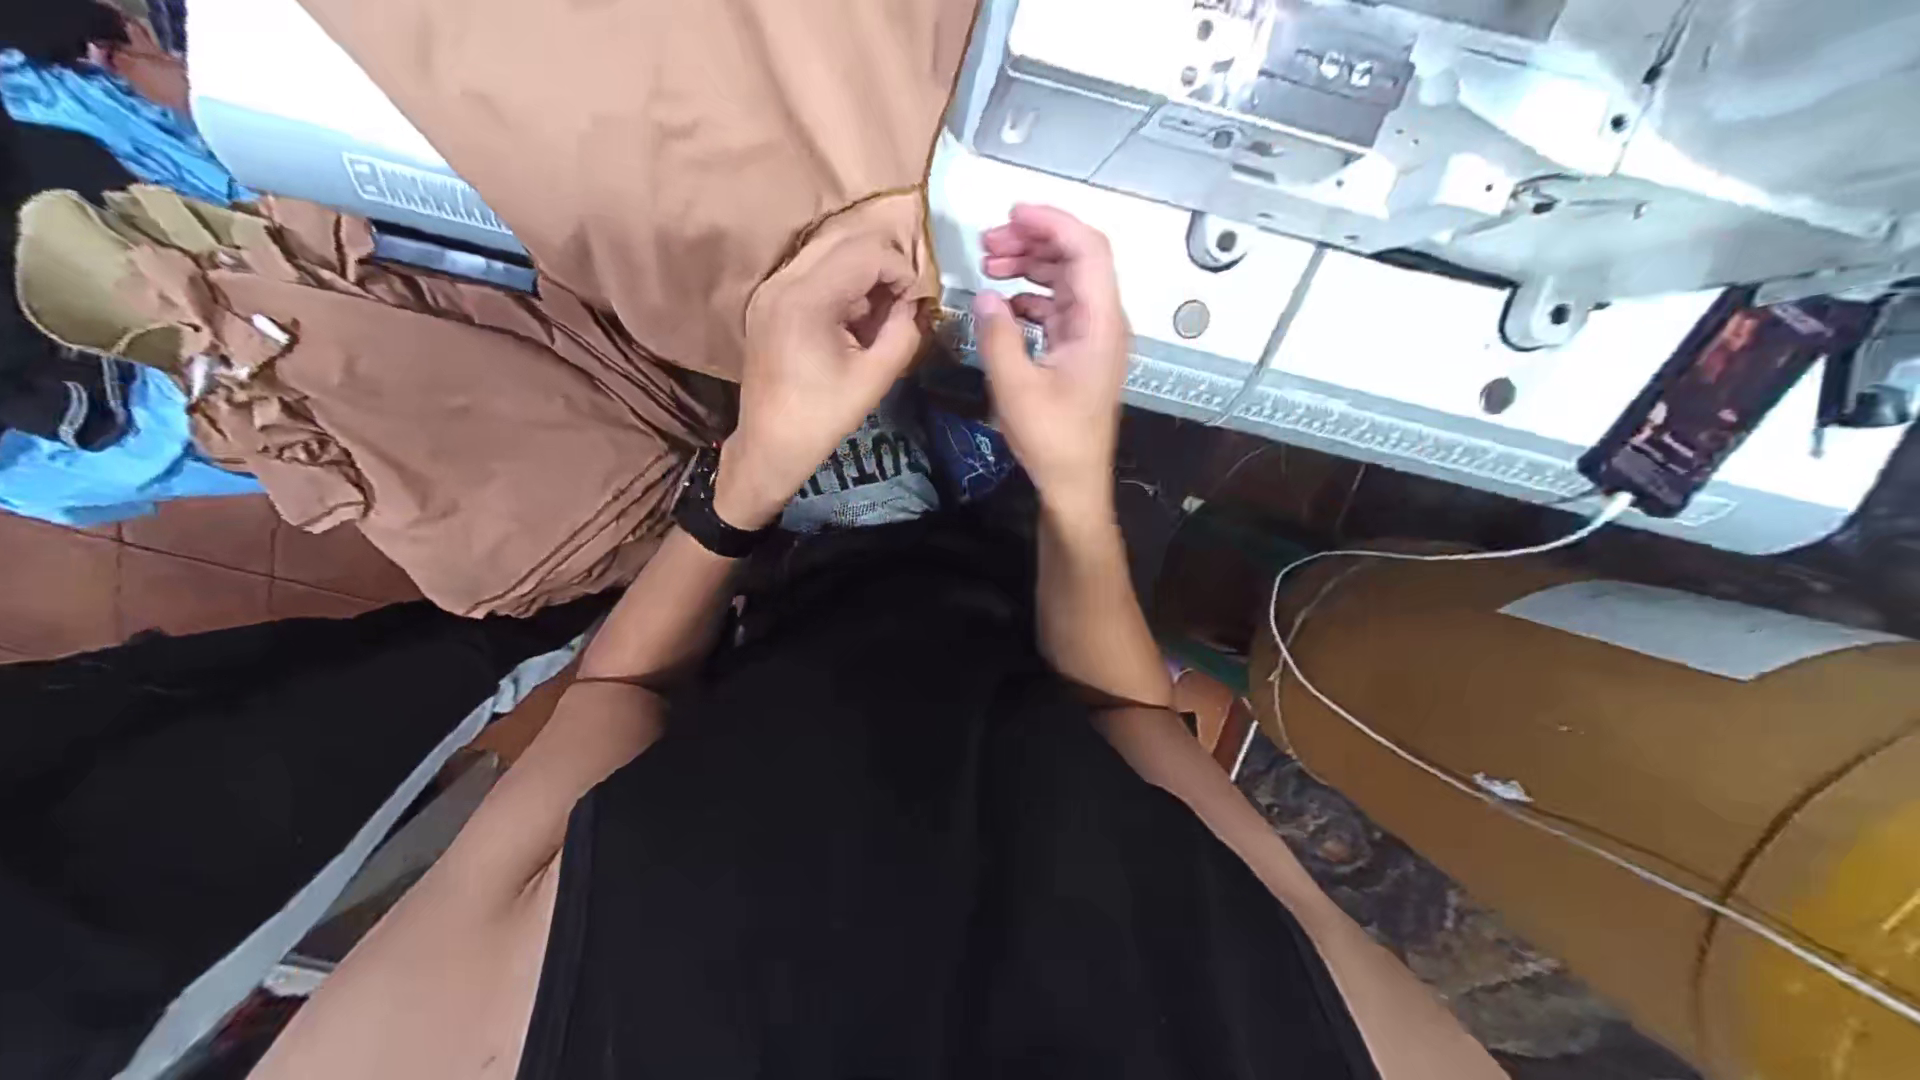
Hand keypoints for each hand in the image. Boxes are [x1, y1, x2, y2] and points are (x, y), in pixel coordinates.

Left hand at [715, 230, 924, 528]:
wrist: (770, 445)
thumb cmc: (823, 417)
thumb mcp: (876, 378)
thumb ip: (904, 332)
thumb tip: (915, 304)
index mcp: (806, 300)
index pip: (866, 252)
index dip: (901, 270)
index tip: (916, 302)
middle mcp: (782, 281)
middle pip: (845, 239)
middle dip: (883, 264)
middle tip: (902, 300)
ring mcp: (770, 288)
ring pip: (828, 251)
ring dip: (862, 272)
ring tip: (878, 311)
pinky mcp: (767, 300)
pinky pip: (812, 271)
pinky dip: (840, 283)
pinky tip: (852, 317)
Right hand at [973, 204, 1129, 516]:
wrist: (1074, 481)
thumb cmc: (1052, 439)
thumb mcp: (1015, 388)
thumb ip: (998, 336)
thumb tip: (985, 297)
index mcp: (1100, 323)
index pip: (1087, 249)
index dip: (1052, 222)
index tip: (1011, 213)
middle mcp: (1103, 322)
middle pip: (1076, 258)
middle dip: (1033, 240)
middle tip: (987, 243)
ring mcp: (1092, 337)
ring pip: (1065, 281)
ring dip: (1029, 266)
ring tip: (988, 263)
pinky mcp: (1079, 352)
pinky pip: (1057, 308)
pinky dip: (1030, 297)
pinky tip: (1003, 304)